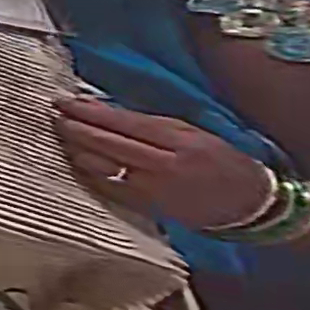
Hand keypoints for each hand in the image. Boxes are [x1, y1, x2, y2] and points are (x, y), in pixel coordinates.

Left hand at [55, 98, 275, 231]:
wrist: (255, 208)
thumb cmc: (218, 161)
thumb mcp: (190, 133)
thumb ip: (144, 121)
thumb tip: (96, 106)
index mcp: (182, 142)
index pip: (124, 123)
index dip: (88, 111)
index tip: (62, 101)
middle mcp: (167, 165)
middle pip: (107, 142)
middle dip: (74, 127)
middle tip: (54, 116)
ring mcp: (155, 189)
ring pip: (100, 165)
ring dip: (75, 149)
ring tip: (61, 137)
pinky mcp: (147, 207)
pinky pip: (106, 186)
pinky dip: (87, 171)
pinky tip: (77, 160)